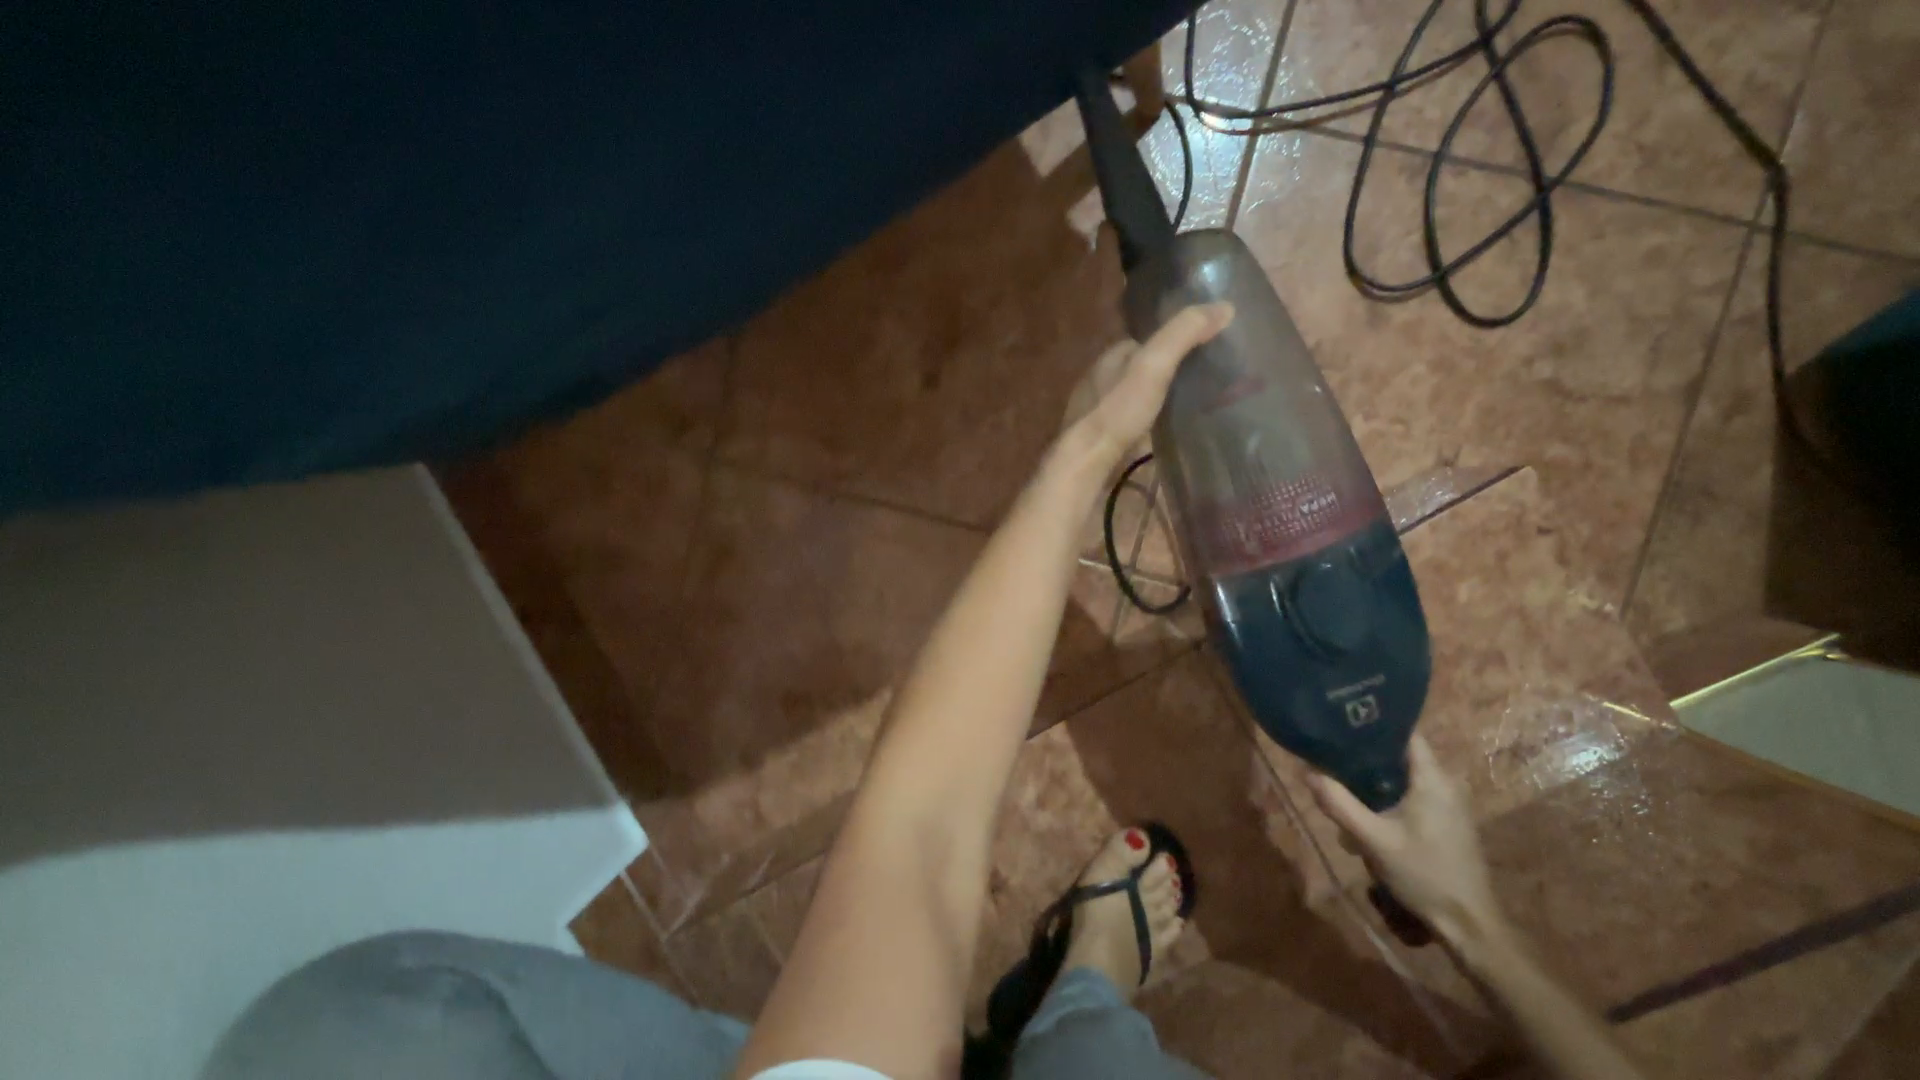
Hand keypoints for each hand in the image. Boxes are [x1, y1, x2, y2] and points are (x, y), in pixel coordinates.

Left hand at [1063, 303, 1233, 465]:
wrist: (1088, 462)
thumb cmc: (1118, 410)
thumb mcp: (1154, 365)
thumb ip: (1183, 334)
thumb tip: (1225, 307)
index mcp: (1109, 358)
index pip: (1146, 341)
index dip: (1174, 340)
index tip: (1205, 347)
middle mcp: (1100, 381)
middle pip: (1141, 370)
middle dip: (1167, 373)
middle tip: (1204, 380)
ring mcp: (1099, 413)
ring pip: (1136, 398)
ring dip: (1159, 399)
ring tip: (1193, 405)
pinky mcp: (1104, 440)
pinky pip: (1133, 424)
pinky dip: (1149, 423)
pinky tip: (1167, 431)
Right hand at [1307, 735, 1506, 948]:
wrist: (1468, 923)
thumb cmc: (1423, 874)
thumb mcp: (1373, 840)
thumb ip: (1339, 804)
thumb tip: (1307, 771)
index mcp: (1433, 779)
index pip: (1404, 733)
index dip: (1374, 723)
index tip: (1342, 722)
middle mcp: (1446, 784)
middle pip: (1399, 756)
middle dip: (1364, 759)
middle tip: (1330, 759)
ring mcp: (1449, 805)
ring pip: (1403, 781)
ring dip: (1374, 786)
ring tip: (1341, 792)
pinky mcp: (1447, 823)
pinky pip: (1412, 798)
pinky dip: (1388, 801)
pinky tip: (1366, 820)